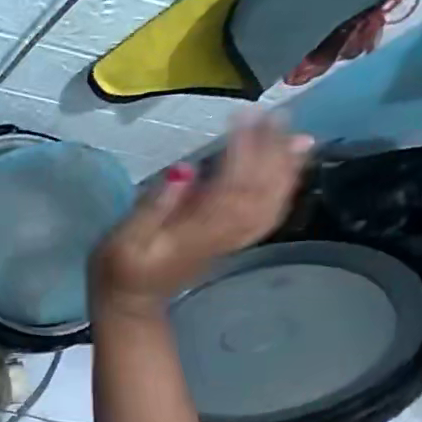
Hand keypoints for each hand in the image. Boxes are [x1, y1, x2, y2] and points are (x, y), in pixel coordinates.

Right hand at [91, 113, 312, 318]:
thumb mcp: (124, 239)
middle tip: (277, 116)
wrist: (132, 305)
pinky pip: (266, 217)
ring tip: (300, 138)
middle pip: (259, 194)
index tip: (244, 116)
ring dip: (286, 172)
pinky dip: (282, 193)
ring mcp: (229, 241)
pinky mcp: (230, 242)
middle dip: (271, 154)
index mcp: (196, 233)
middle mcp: (222, 237)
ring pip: (268, 206)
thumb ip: (154, 206)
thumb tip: (184, 169)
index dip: (243, 151)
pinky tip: (289, 172)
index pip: (230, 188)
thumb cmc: (121, 268)